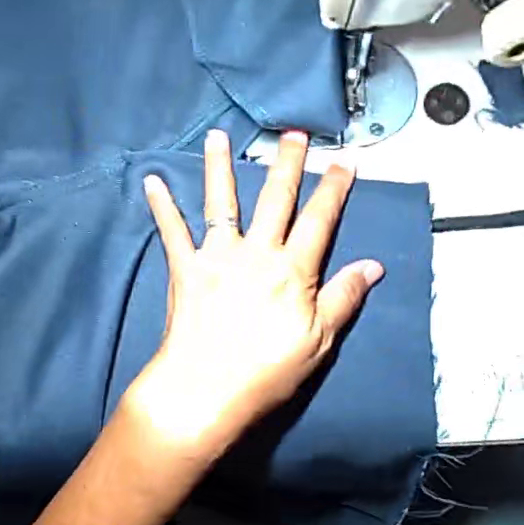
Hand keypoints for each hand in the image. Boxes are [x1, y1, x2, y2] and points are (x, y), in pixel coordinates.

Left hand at [120, 129, 383, 458]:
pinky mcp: (185, 270)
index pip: (319, 221)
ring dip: (220, 167)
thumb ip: (343, 299)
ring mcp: (217, 258)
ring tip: (218, 136)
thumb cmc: (265, 372)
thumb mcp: (318, 341)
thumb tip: (372, 266)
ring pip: (221, 203)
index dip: (333, 190)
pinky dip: (162, 206)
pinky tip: (151, 181)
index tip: (343, 163)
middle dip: (287, 165)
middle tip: (294, 135)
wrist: (204, 390)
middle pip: (276, 200)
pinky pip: (172, 232)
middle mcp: (255, 254)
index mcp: (292, 271)